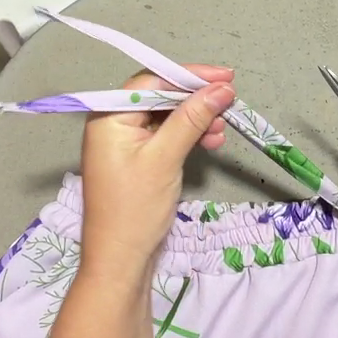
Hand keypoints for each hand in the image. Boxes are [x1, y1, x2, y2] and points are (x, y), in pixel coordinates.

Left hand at [79, 66, 234, 277]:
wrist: (121, 261)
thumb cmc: (134, 209)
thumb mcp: (165, 158)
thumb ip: (192, 119)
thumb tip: (221, 89)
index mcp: (108, 117)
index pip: (151, 81)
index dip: (189, 76)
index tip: (224, 77)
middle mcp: (114, 123)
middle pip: (160, 96)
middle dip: (195, 99)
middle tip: (229, 102)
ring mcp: (126, 142)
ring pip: (167, 116)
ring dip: (196, 119)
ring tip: (222, 129)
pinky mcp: (139, 158)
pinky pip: (167, 135)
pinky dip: (189, 135)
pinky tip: (211, 141)